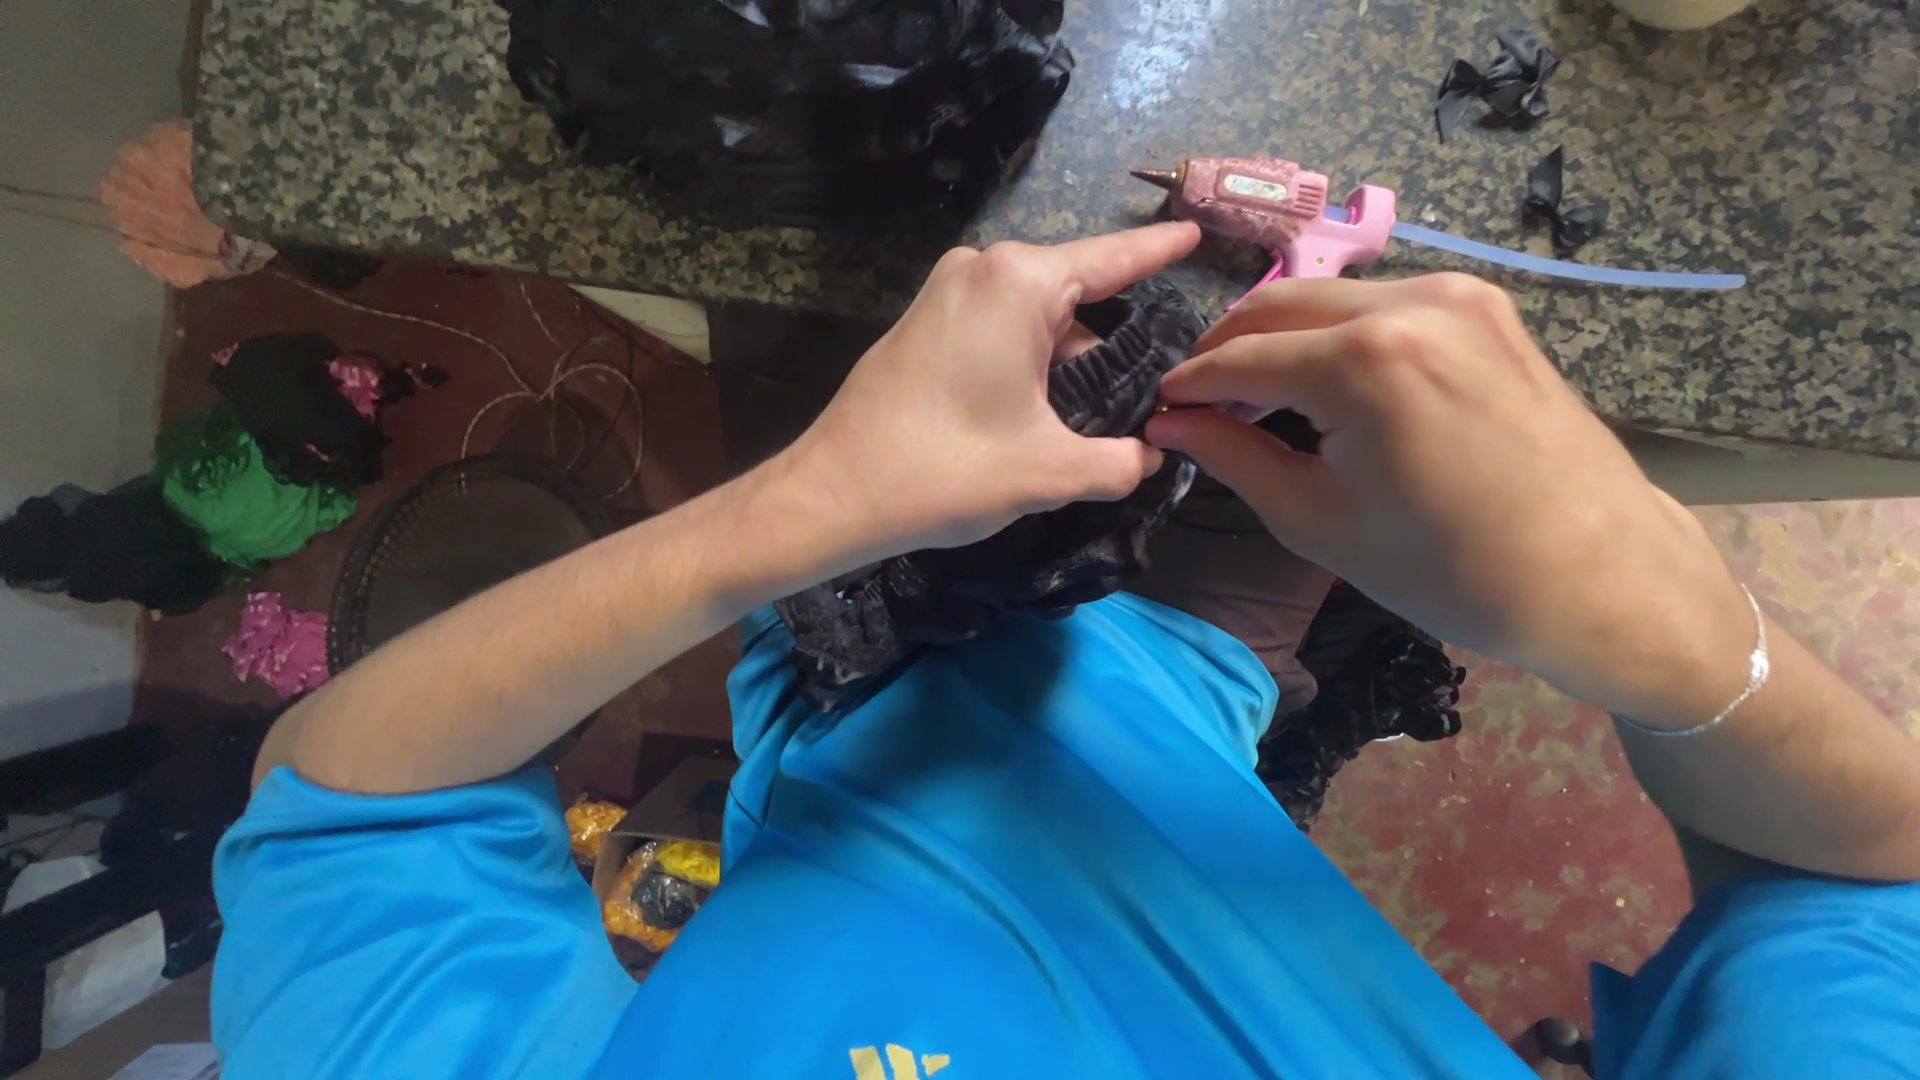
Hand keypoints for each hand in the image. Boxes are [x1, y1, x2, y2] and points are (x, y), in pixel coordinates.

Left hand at [782, 222, 1200, 561]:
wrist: (836, 494)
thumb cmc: (946, 471)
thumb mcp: (1050, 472)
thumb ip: (1119, 462)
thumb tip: (1149, 456)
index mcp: (1019, 283)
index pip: (1113, 258)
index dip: (1158, 251)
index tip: (1195, 234)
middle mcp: (980, 271)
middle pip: (1073, 301)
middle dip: (1109, 350)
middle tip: (1145, 404)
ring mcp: (944, 296)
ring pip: (1033, 323)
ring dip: (1064, 369)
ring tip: (1089, 427)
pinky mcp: (922, 326)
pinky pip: (995, 334)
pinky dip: (1025, 368)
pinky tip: (1035, 417)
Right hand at [1147, 273, 1754, 729]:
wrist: (1594, 575)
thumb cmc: (1442, 565)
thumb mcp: (1312, 516)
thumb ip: (1229, 453)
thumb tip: (1169, 422)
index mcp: (1362, 360)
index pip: (1238, 358)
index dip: (1187, 386)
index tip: (1158, 410)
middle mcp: (1410, 302)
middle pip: (1275, 306)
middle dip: (1222, 351)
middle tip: (1196, 403)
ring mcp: (1456, 296)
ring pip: (1324, 298)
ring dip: (1274, 339)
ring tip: (1251, 397)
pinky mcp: (1484, 307)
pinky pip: (1375, 305)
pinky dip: (1328, 335)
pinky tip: (1316, 381)